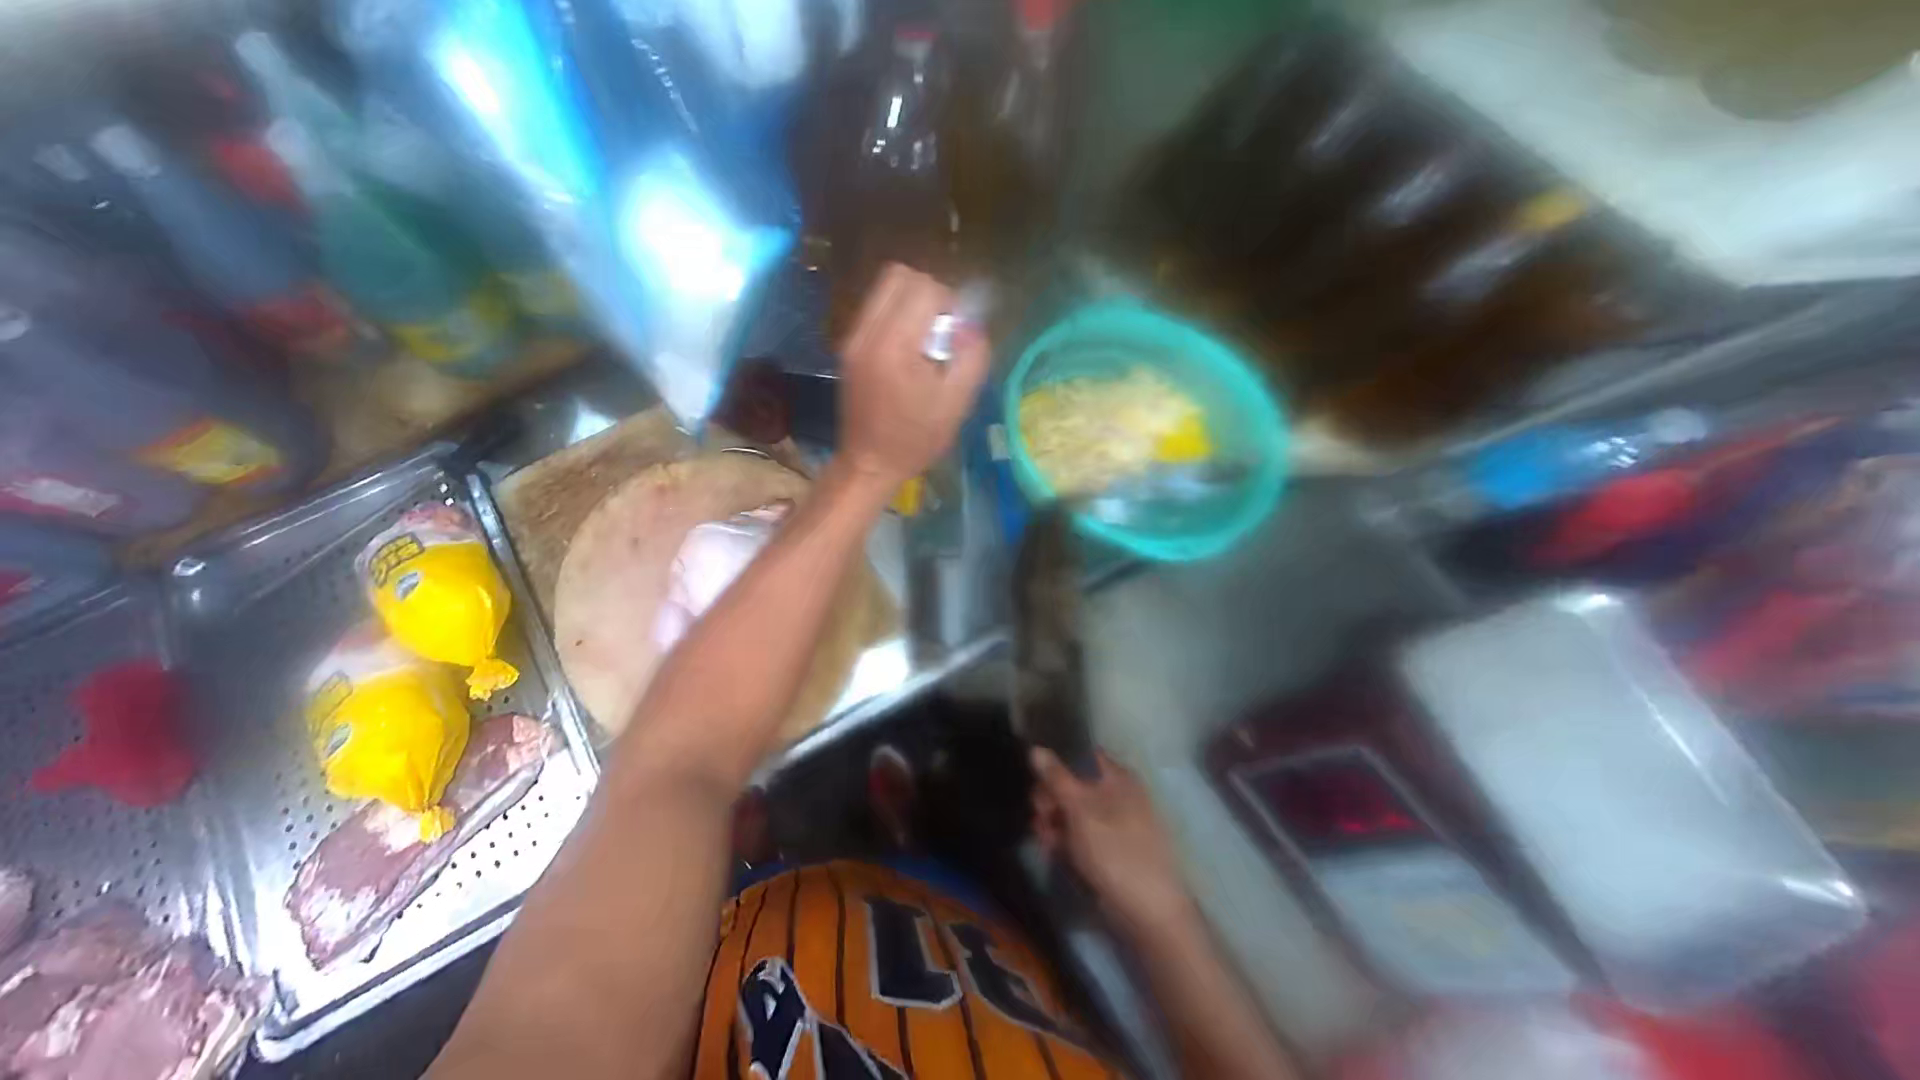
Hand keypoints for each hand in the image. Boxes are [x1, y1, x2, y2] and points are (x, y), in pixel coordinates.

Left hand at [836, 264, 989, 487]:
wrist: (868, 463)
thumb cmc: (915, 439)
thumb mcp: (956, 403)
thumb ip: (971, 356)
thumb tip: (971, 324)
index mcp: (895, 345)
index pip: (924, 287)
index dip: (948, 303)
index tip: (955, 334)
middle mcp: (868, 332)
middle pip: (899, 275)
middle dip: (928, 293)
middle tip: (940, 330)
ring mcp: (853, 338)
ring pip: (884, 289)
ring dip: (911, 303)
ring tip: (924, 341)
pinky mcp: (848, 347)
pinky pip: (875, 309)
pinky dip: (896, 316)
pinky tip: (907, 352)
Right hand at [1031, 748, 1196, 931]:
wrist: (1148, 911)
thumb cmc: (1115, 851)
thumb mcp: (1080, 809)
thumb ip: (1056, 778)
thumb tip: (1036, 748)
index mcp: (1117, 777)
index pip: (1079, 757)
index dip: (1055, 767)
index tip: (1037, 784)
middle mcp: (1118, 795)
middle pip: (1073, 785)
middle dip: (1050, 800)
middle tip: (1040, 818)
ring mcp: (1115, 824)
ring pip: (1074, 813)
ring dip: (1054, 823)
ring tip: (1045, 840)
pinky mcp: (1110, 849)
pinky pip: (1081, 835)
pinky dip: (1066, 840)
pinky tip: (1054, 851)